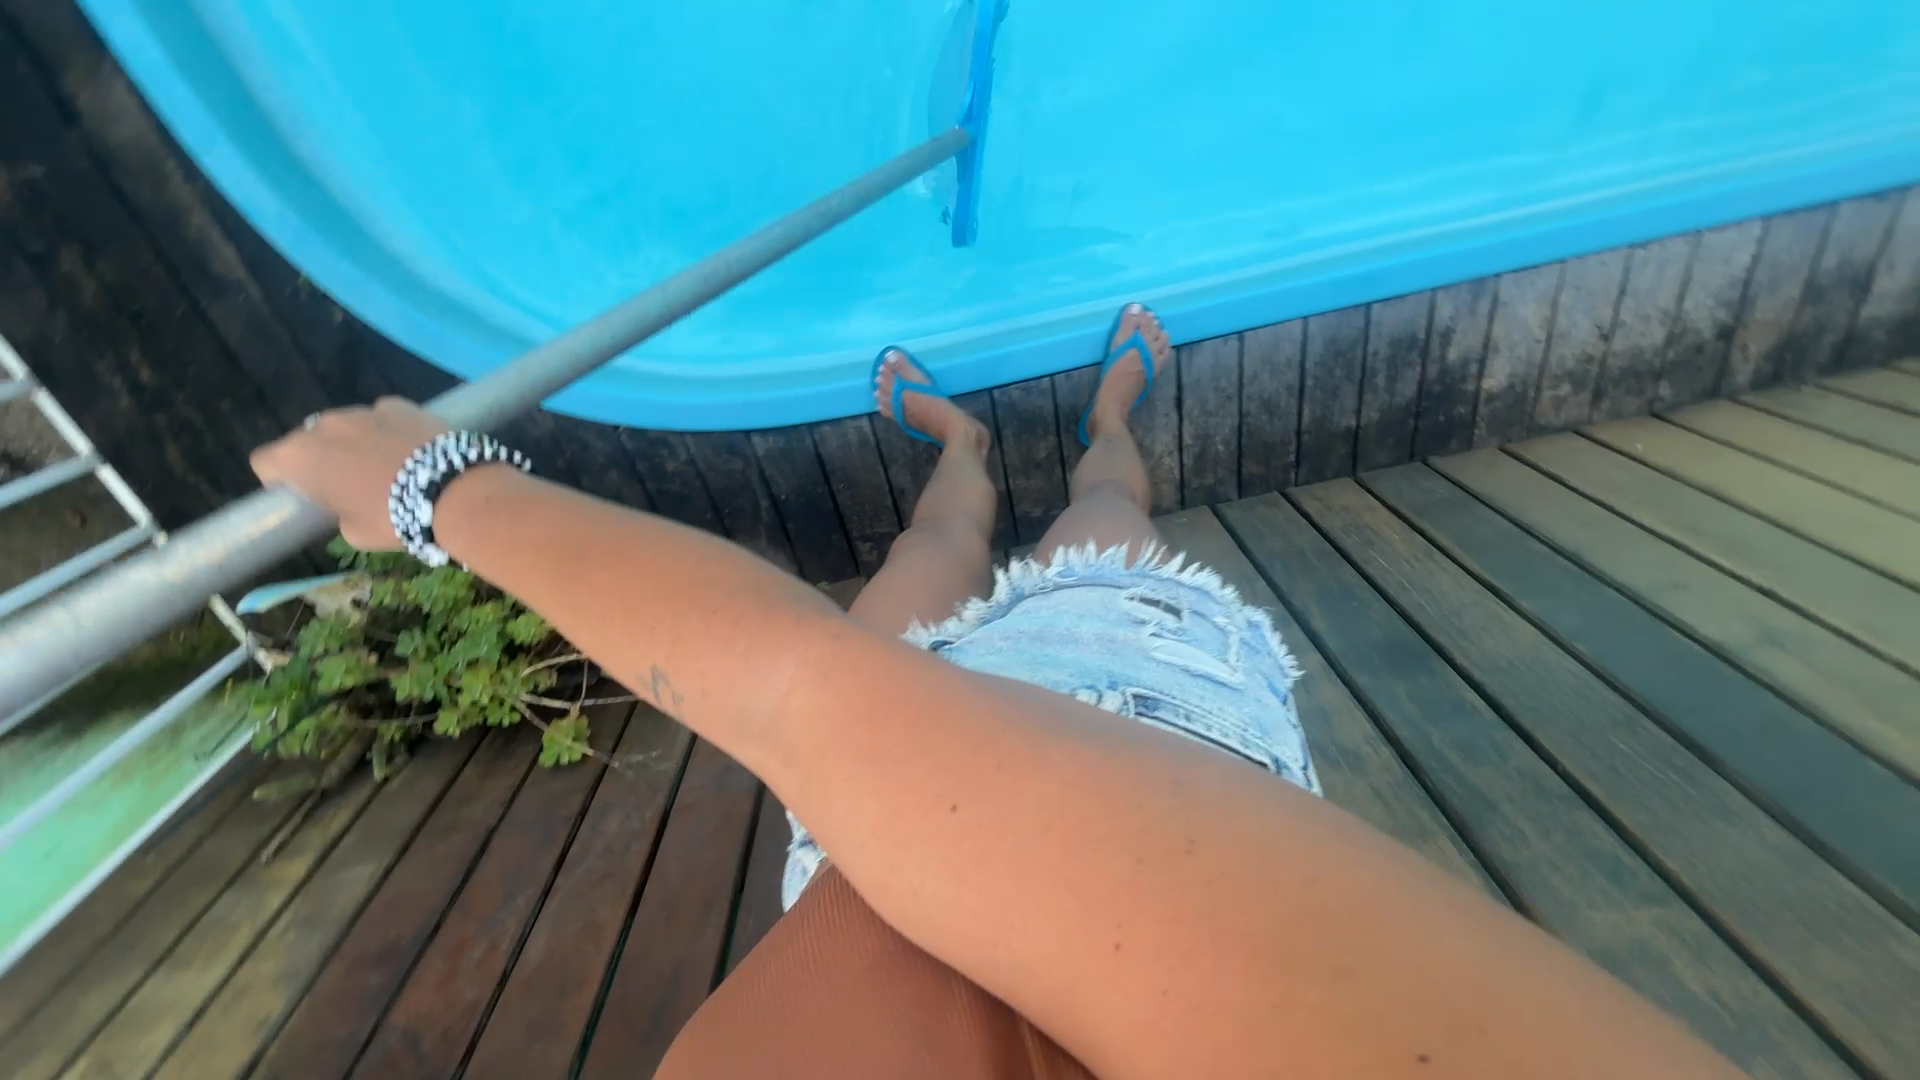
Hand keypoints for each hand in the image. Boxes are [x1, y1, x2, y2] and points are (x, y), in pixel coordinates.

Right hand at [250, 398, 447, 550]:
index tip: (306, 493)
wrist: (454, 494)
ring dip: (361, 440)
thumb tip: (349, 504)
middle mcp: (324, 426)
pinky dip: (395, 428)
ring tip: (391, 462)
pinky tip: (415, 446)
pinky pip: (388, 415)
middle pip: (311, 439)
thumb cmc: (395, 518)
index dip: (282, 479)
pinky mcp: (402, 405)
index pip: (267, 462)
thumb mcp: (354, 532)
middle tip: (354, 480)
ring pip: (351, 425)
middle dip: (325, 457)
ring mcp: (364, 410)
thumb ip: (339, 512)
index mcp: (298, 457)